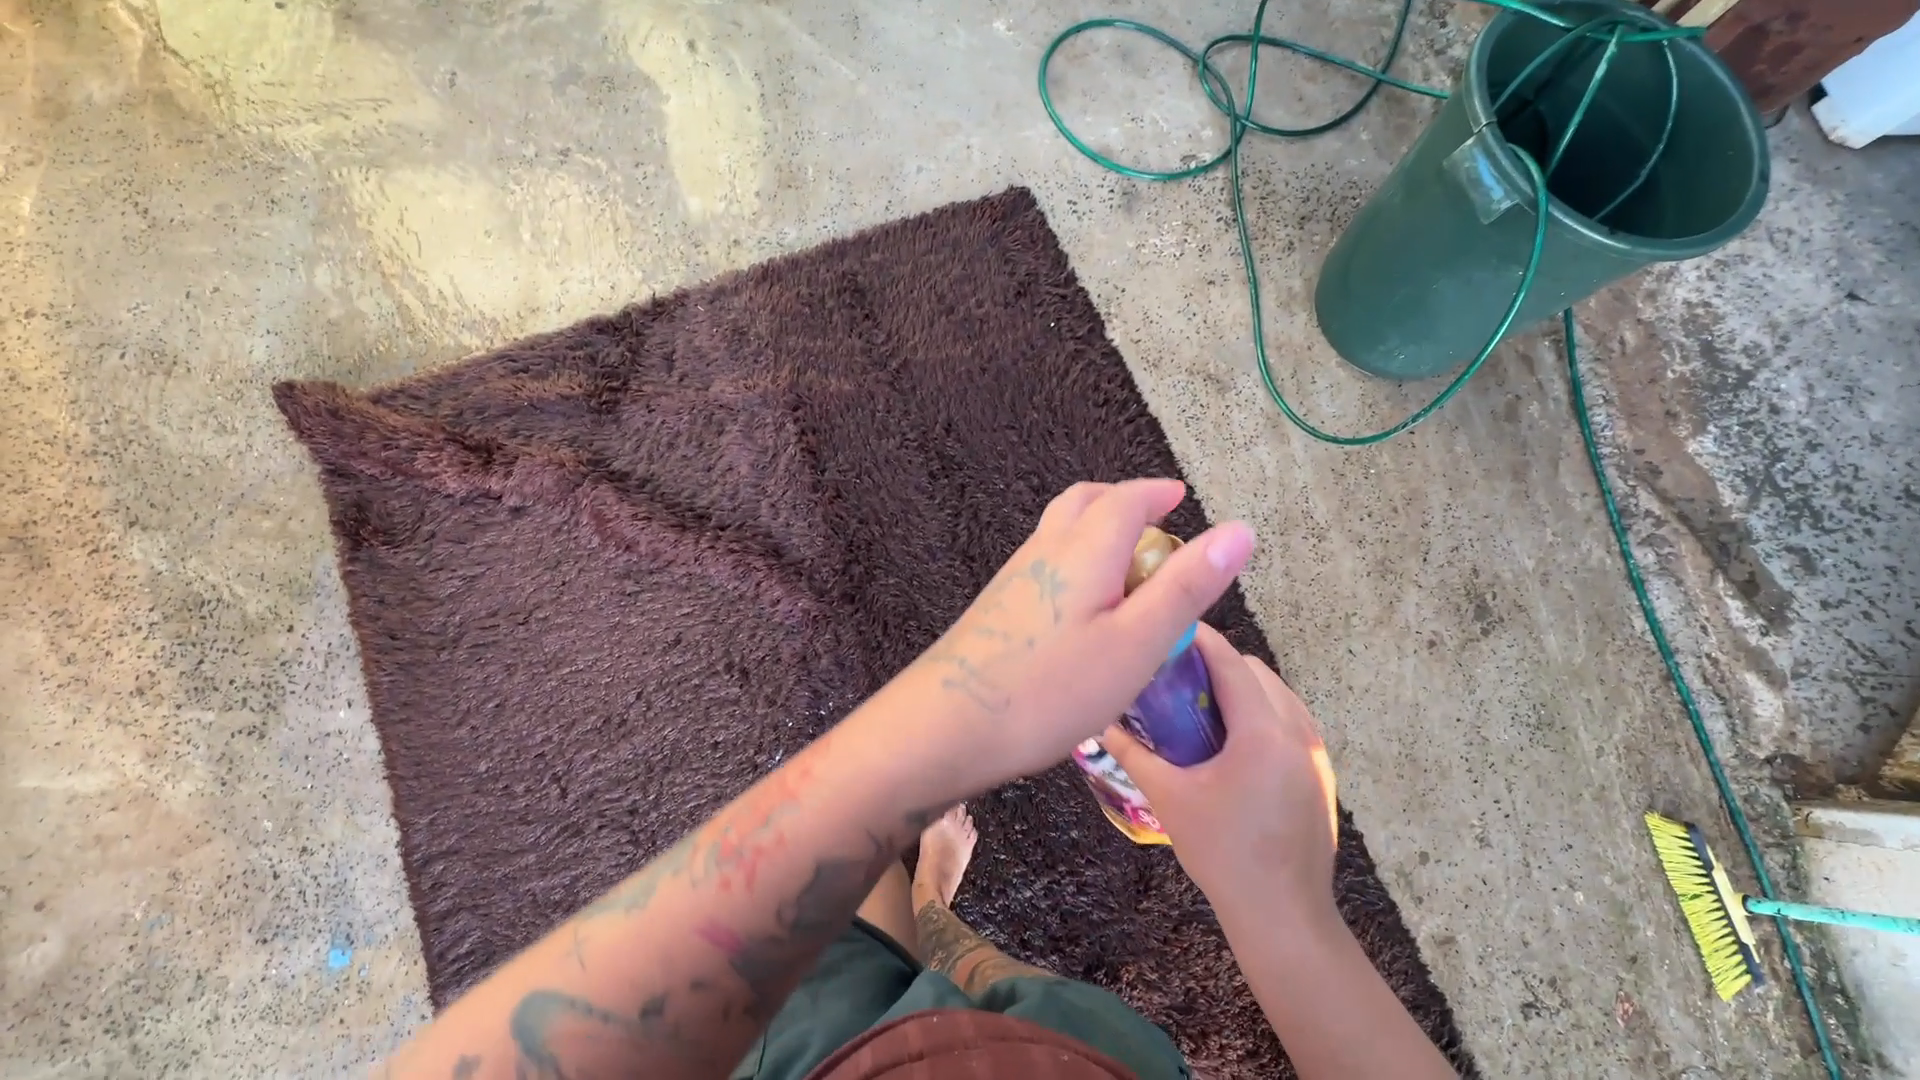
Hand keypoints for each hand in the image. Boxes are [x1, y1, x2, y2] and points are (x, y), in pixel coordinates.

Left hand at [864, 479, 1254, 799]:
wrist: (945, 727)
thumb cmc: (1050, 689)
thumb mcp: (1136, 642)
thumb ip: (1186, 587)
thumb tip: (1239, 530)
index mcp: (1083, 550)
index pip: (1125, 500)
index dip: (1155, 493)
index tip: (1178, 496)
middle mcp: (1043, 552)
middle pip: (1082, 504)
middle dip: (1121, 501)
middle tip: (1153, 518)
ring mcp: (1013, 580)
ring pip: (1059, 533)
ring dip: (1094, 530)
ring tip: (1127, 563)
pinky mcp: (997, 610)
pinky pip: (1044, 565)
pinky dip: (1074, 562)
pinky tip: (1083, 607)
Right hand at [1104, 625, 1338, 926]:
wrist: (1283, 914)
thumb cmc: (1222, 853)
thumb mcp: (1169, 798)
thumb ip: (1132, 753)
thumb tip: (1097, 722)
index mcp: (1262, 732)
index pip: (1229, 662)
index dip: (1197, 638)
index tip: (1166, 629)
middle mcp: (1297, 731)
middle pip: (1256, 671)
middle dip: (1216, 662)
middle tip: (1174, 674)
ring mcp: (1315, 752)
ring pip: (1276, 693)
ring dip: (1240, 686)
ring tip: (1198, 704)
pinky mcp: (1321, 772)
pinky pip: (1289, 719)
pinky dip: (1259, 711)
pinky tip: (1229, 739)